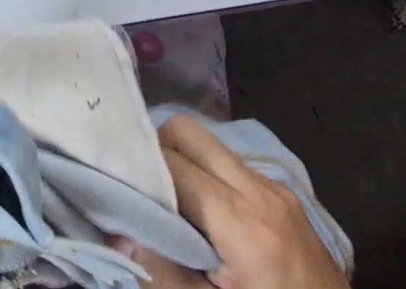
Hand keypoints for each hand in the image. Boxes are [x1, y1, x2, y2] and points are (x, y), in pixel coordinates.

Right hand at [117, 116, 346, 288]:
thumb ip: (163, 272)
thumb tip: (119, 234)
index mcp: (242, 224)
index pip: (171, 164)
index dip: (139, 173)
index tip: (118, 190)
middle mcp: (260, 192)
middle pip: (189, 132)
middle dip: (157, 151)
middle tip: (144, 191)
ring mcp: (277, 190)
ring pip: (210, 144)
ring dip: (184, 162)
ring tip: (171, 204)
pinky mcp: (286, 197)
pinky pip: (233, 165)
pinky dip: (208, 175)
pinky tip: (204, 215)